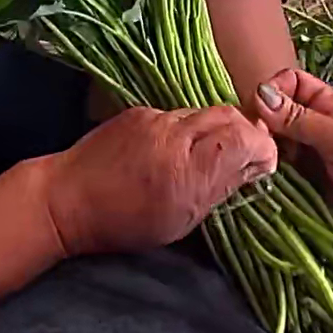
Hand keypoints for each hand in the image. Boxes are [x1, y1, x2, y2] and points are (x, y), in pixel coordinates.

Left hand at [42, 105, 276, 256]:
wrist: (69, 196)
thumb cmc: (126, 222)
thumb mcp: (183, 219)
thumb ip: (221, 187)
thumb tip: (255, 165)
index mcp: (189, 171)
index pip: (244, 138)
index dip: (262, 148)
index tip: (264, 165)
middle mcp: (175, 136)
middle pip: (229, 116)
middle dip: (245, 132)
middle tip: (245, 155)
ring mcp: (155, 118)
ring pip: (204, 112)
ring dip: (216, 130)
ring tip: (208, 154)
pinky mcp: (139, 110)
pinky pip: (177, 113)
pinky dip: (188, 128)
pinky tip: (177, 147)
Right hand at [252, 69, 332, 259]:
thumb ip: (303, 120)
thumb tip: (259, 94)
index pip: (293, 83)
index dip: (273, 91)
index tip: (256, 112)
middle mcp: (321, 129)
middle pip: (278, 113)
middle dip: (261, 122)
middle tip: (251, 141)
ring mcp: (315, 160)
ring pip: (276, 144)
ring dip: (263, 149)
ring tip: (254, 161)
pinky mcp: (310, 189)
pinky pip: (280, 174)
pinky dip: (267, 173)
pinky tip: (259, 177)